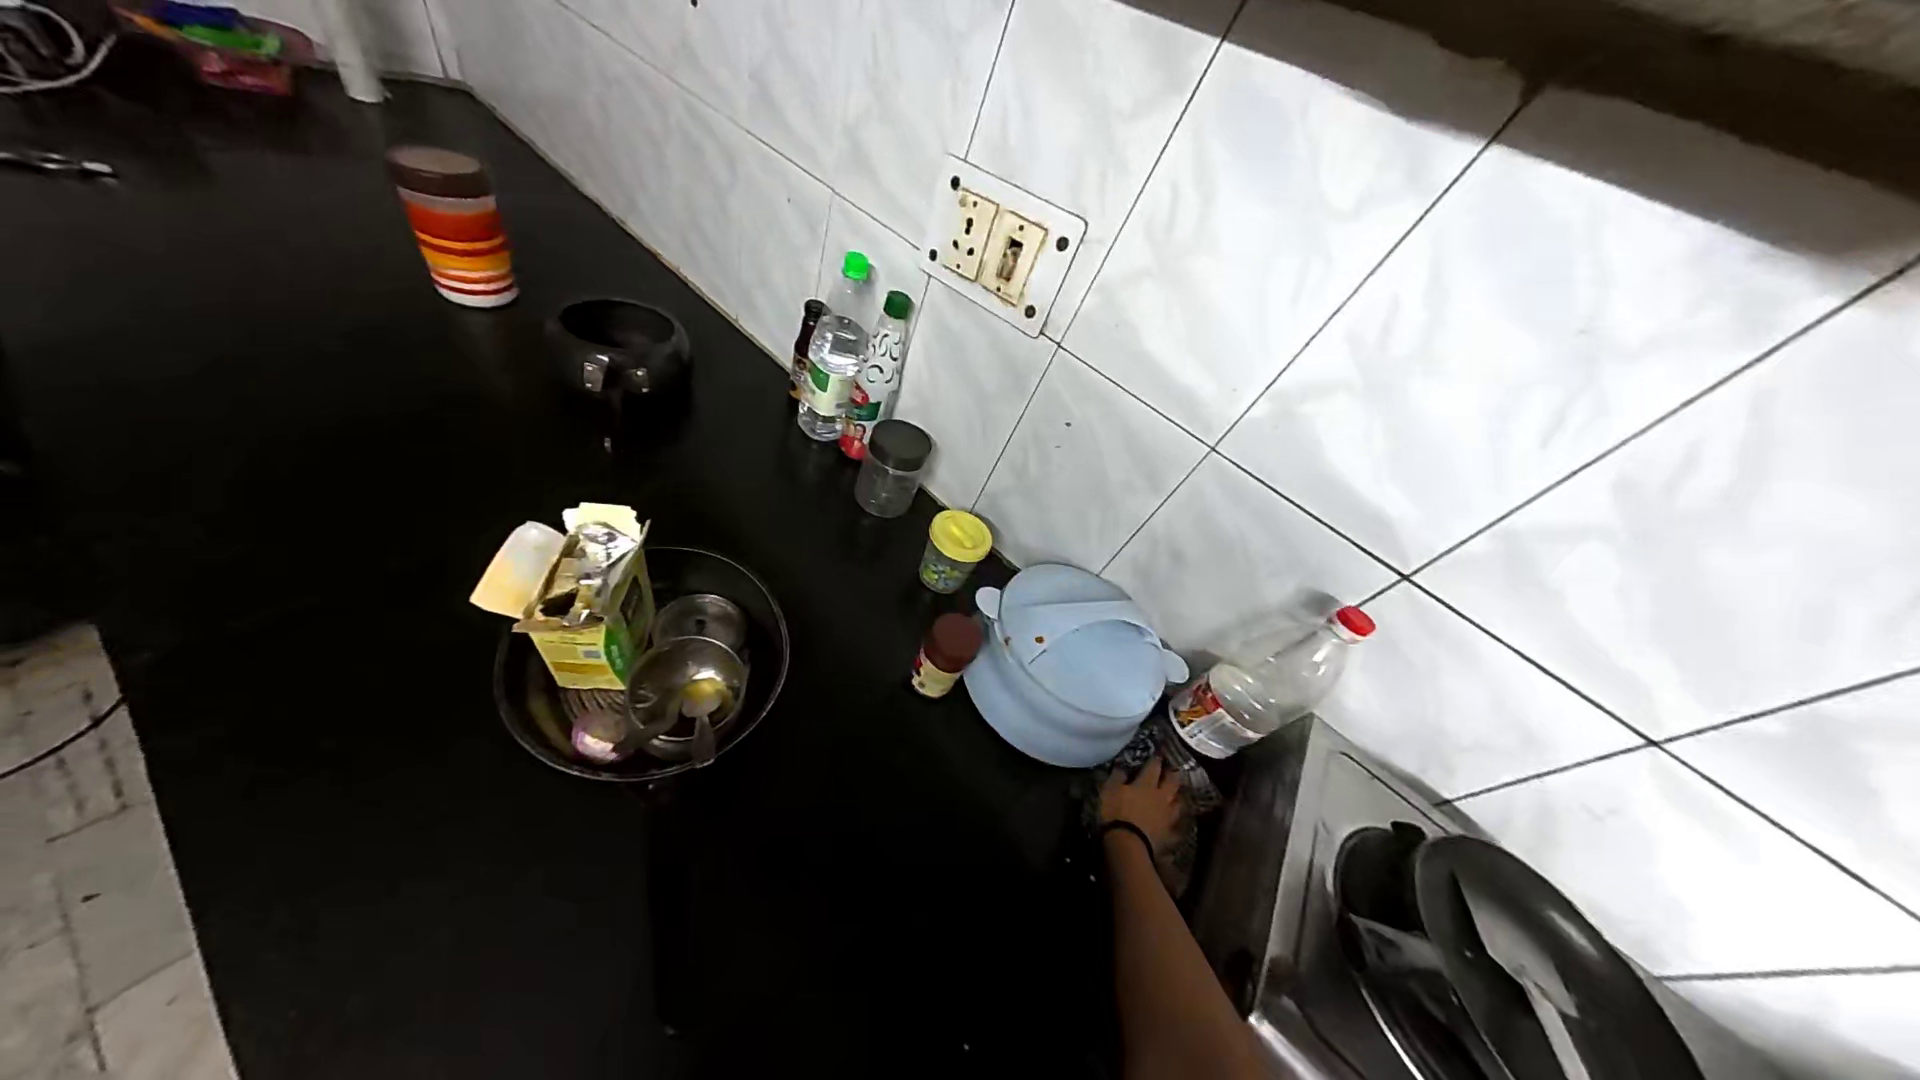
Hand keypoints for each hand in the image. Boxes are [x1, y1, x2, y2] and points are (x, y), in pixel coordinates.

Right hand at [1100, 757, 1180, 854]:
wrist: (1129, 844)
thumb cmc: (1116, 813)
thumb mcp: (1110, 790)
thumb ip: (1118, 776)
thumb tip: (1123, 766)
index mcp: (1146, 784)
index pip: (1154, 766)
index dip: (1156, 758)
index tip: (1159, 753)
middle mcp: (1161, 796)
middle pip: (1172, 781)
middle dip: (1173, 773)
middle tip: (1173, 769)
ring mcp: (1168, 815)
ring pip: (1178, 801)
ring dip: (1177, 795)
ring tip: (1176, 793)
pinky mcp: (1169, 832)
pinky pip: (1175, 824)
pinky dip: (1175, 821)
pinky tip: (1174, 821)